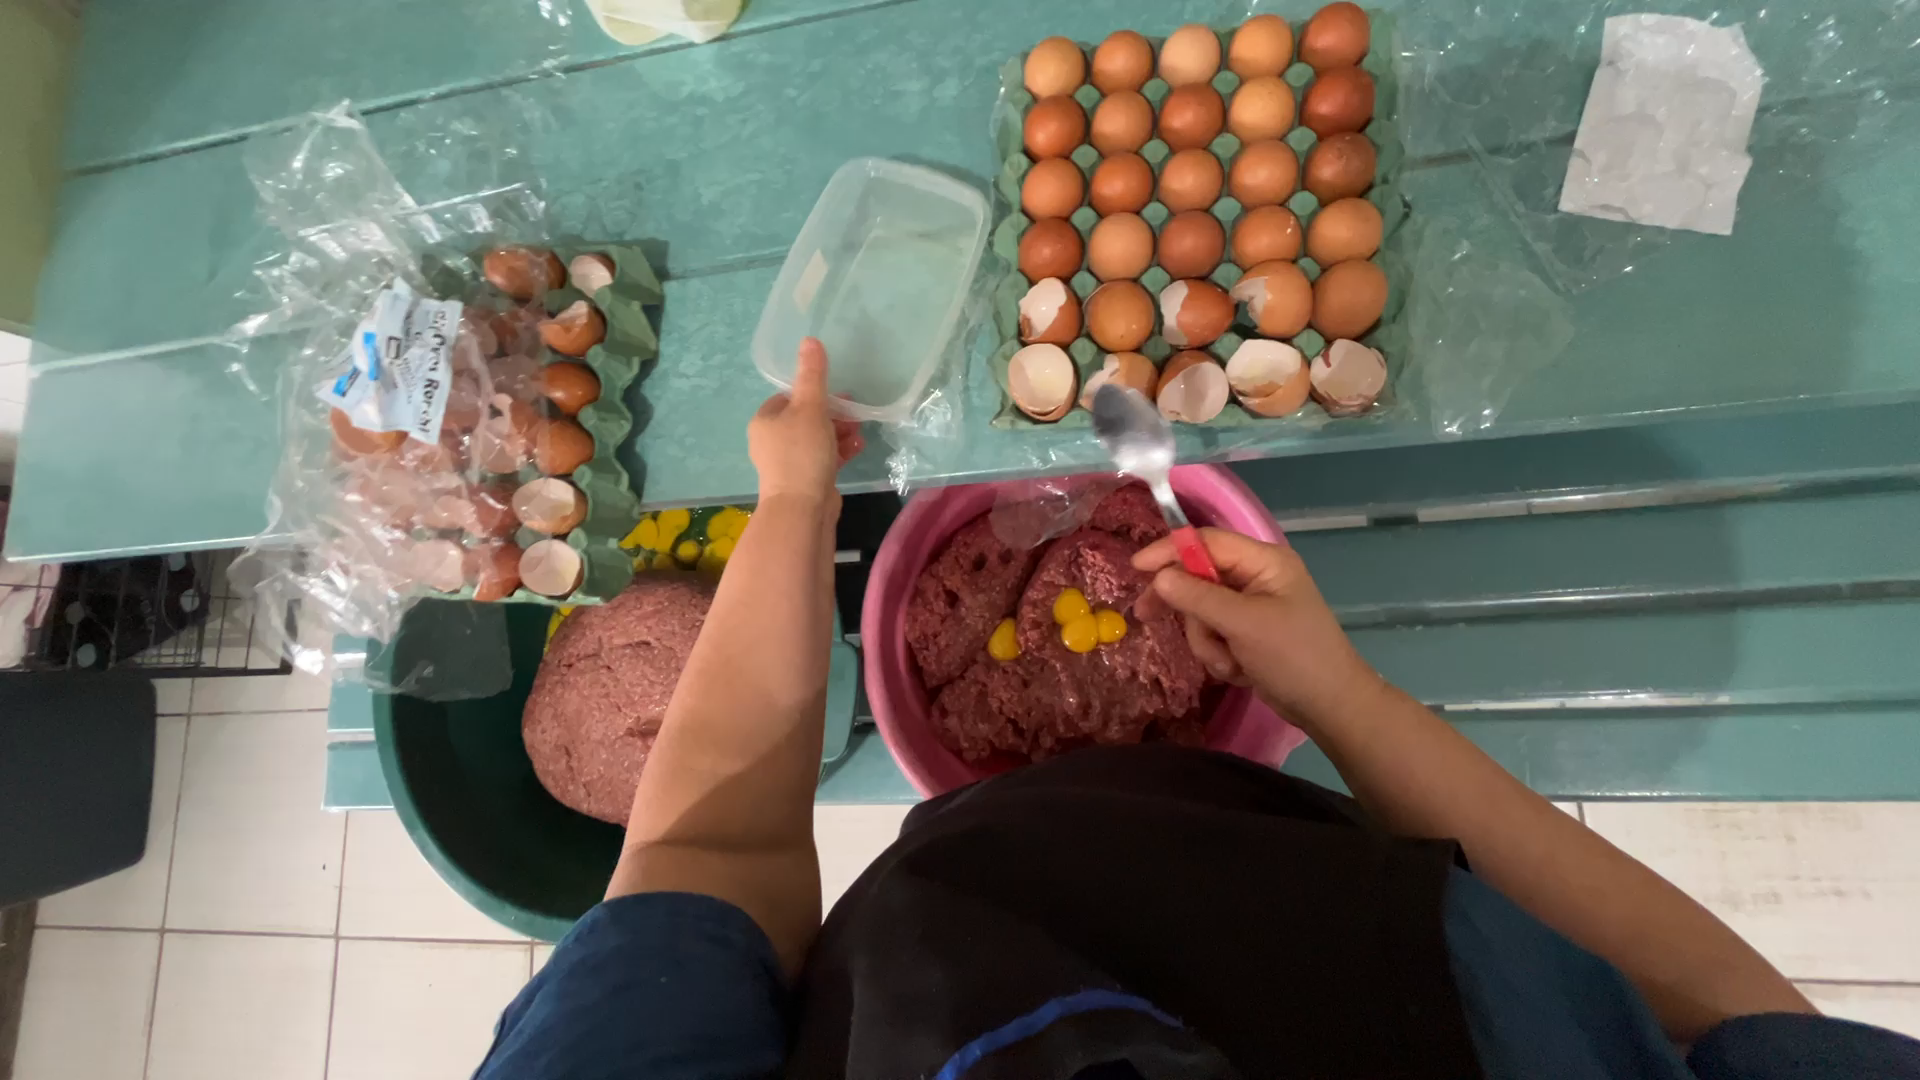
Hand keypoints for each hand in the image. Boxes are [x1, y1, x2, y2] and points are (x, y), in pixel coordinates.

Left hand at [749, 338, 864, 502]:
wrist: (802, 508)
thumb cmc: (802, 453)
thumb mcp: (811, 408)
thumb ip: (813, 376)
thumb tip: (810, 340)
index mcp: (764, 421)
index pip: (789, 397)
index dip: (814, 394)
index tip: (838, 396)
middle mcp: (771, 441)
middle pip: (804, 419)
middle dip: (832, 415)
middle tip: (854, 413)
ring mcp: (786, 464)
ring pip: (816, 439)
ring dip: (839, 433)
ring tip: (859, 431)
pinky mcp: (803, 481)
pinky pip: (822, 458)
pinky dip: (838, 451)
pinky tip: (857, 447)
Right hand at [1133, 528, 1381, 726]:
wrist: (1330, 707)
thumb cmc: (1294, 657)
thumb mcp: (1243, 624)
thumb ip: (1198, 597)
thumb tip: (1159, 577)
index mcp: (1264, 561)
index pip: (1206, 542)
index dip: (1169, 551)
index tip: (1137, 568)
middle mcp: (1255, 576)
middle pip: (1197, 576)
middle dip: (1185, 606)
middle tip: (1147, 616)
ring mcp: (1250, 605)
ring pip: (1199, 610)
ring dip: (1206, 640)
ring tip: (1230, 661)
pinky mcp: (1245, 631)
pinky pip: (1211, 632)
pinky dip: (1217, 653)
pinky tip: (1238, 669)